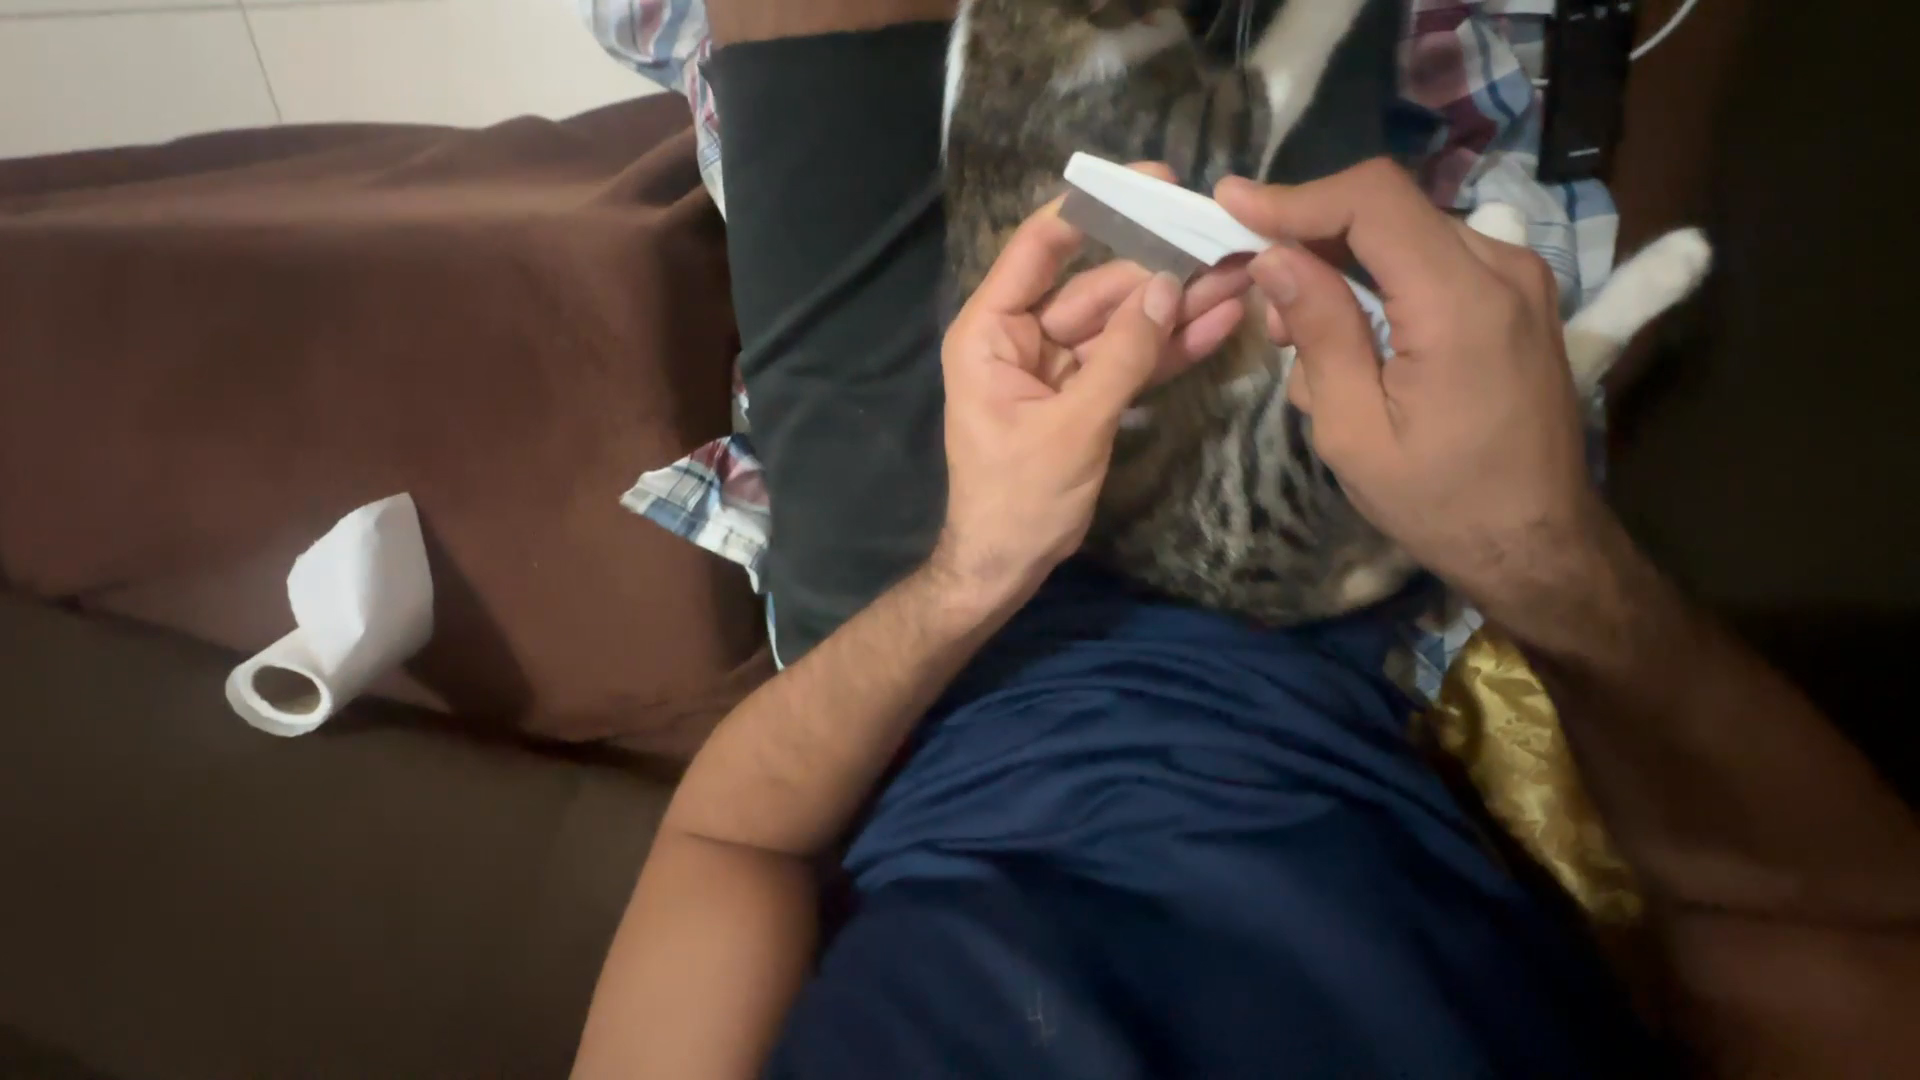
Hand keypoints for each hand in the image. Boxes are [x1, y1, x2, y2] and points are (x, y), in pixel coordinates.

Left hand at [935, 197, 1249, 604]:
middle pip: (1095, 287)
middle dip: (1158, 271)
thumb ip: (1122, 356)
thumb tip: (1168, 286)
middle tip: (1224, 243)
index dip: (1095, 210)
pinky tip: (1219, 323)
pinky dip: (1166, 349)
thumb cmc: (1019, 497)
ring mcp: (1055, 368)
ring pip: (1120, 325)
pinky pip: (1127, 362)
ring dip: (1174, 308)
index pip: (1040, 249)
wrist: (1006, 563)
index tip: (1154, 181)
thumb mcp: (1072, 426)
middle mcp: (1020, 340)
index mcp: (991, 334)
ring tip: (1240, 277)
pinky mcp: (1082, 396)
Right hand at [1215, 160, 1603, 620]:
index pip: (1372, 202)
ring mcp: (1516, 279)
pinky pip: (1428, 264)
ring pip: (1403, 237)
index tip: (1230, 206)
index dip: (1294, 197)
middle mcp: (1500, 268)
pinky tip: (1352, 342)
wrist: (1533, 539)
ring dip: (1338, 269)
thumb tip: (1274, 258)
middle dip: (1308, 242)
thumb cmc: (1435, 499)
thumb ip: (1320, 333)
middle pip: (1386, 211)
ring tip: (1302, 341)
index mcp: (1459, 302)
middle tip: (1266, 313)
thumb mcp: (1353, 429)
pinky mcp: (1513, 299)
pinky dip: (1375, 285)